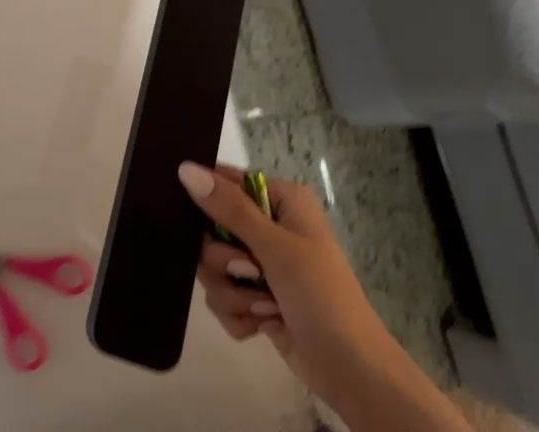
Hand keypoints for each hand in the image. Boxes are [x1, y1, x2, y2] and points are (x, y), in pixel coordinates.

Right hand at [178, 162, 388, 395]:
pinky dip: (239, 315)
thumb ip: (230, 209)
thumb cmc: (322, 297)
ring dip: (234, 294)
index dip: (206, 199)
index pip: (225, 181)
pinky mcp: (255, 299)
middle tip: (249, 273)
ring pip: (212, 269)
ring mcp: (261, 266)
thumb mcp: (277, 249)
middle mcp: (269, 227)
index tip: (196, 223)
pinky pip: (222, 299)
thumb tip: (186, 168)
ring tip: (265, 307)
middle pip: (210, 231)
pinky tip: (263, 325)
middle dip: (224, 262)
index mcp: (281, 201)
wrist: (353, 371)